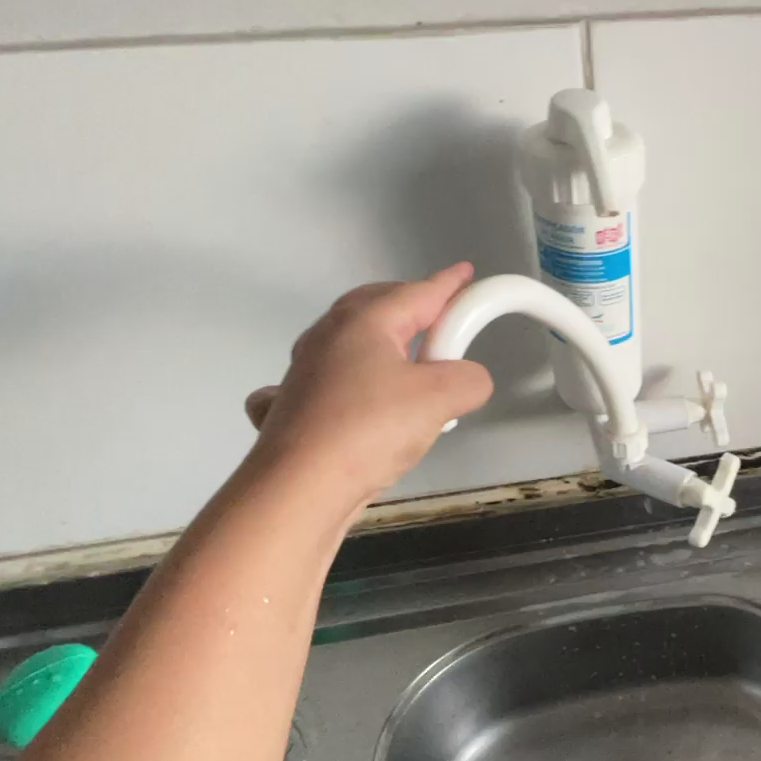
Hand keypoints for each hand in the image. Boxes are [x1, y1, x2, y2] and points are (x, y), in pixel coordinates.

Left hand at [244, 262, 491, 505]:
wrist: (301, 486)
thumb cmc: (371, 430)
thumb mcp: (442, 399)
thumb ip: (469, 379)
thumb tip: (468, 380)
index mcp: (364, 323)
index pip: (417, 294)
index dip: (448, 285)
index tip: (466, 273)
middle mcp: (328, 338)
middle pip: (376, 308)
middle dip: (410, 307)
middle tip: (442, 322)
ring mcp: (304, 373)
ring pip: (347, 343)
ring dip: (378, 343)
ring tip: (406, 364)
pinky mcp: (291, 410)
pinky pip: (317, 384)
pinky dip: (335, 383)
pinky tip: (341, 400)